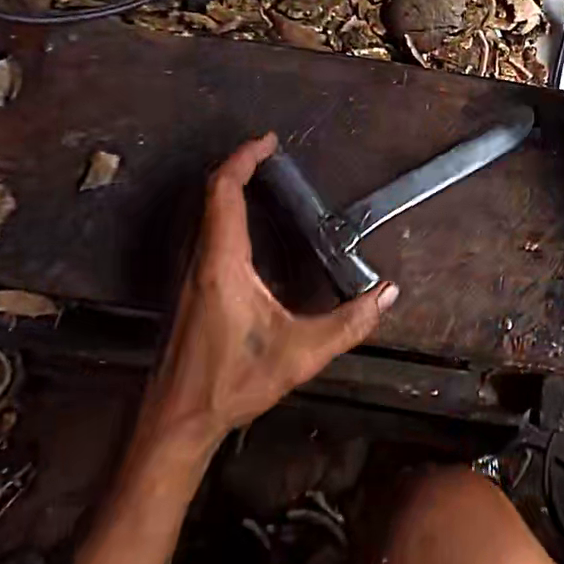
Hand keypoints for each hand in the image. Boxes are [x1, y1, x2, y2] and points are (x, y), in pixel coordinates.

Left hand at [139, 133, 398, 448]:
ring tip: (259, 180)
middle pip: (209, 195)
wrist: (176, 422)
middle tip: (268, 154)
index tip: (267, 142)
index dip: (243, 159)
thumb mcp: (300, 354)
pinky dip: (223, 213)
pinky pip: (203, 233)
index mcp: (222, 264)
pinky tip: (247, 229)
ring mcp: (188, 276)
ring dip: (228, 189)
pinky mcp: (188, 291)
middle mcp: (199, 261)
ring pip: (201, 214)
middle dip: (238, 166)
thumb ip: (349, 323)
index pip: (224, 193)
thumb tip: (387, 294)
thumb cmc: (230, 384)